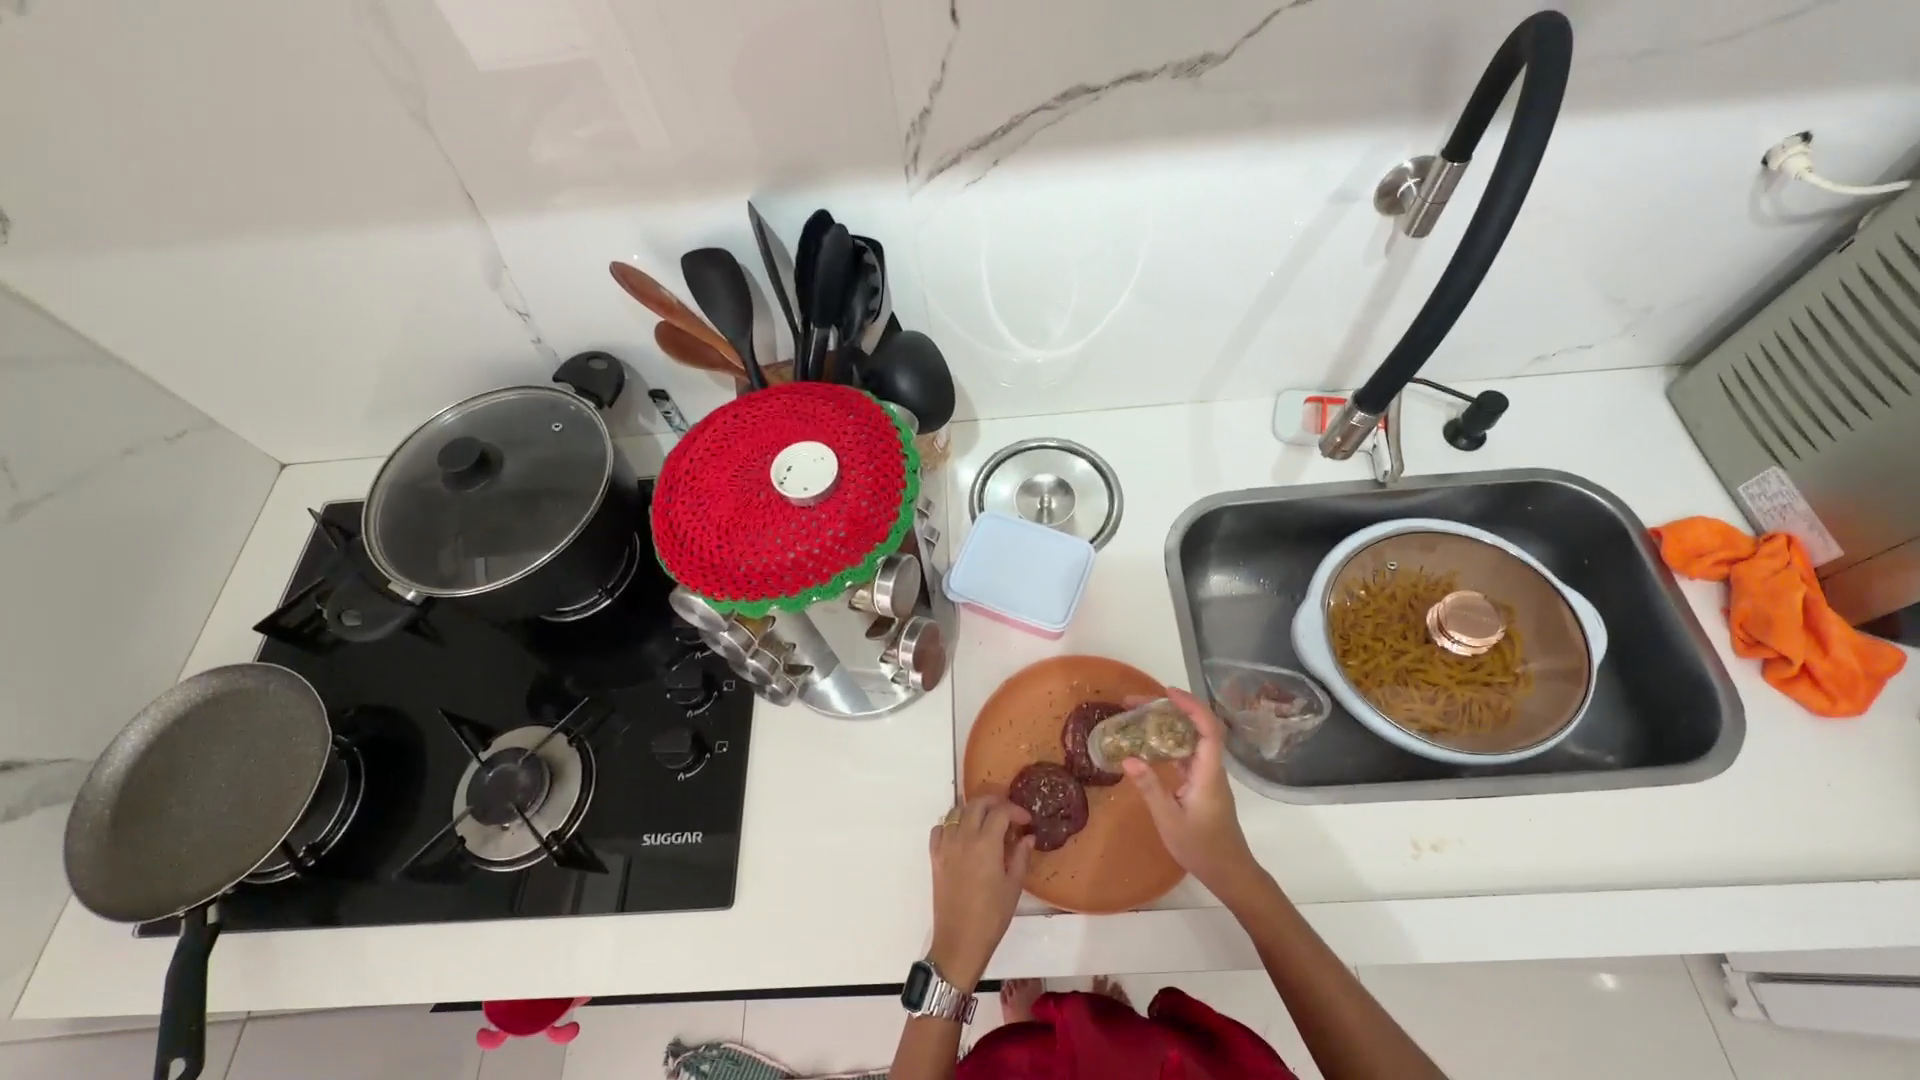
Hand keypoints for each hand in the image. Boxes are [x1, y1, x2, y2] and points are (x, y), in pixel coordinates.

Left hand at [926, 795, 1033, 991]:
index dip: (1016, 811)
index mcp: (985, 843)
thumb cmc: (992, 916)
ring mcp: (946, 846)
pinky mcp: (935, 857)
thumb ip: (1020, 857)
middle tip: (1008, 814)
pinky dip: (951, 825)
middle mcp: (963, 837)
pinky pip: (940, 829)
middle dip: (995, 803)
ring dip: (973, 811)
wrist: (960, 940)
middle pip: (976, 804)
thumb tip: (1027, 837)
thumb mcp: (1013, 886)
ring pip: (956, 812)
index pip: (1000, 811)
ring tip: (987, 823)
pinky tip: (963, 836)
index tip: (1026, 821)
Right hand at [1122, 688, 1261, 896]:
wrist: (1228, 871)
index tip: (1167, 692)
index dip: (1191, 706)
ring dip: (1166, 724)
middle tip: (1135, 703)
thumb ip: (1150, 788)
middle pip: (1196, 727)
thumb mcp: (1169, 820)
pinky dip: (1166, 743)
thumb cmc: (1202, 848)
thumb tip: (1128, 758)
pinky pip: (1185, 754)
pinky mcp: (1200, 784)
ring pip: (1190, 739)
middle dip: (1169, 709)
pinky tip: (1146, 744)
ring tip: (1136, 717)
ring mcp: (1206, 775)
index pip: (1207, 729)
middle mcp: (1210, 768)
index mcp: (1208, 773)